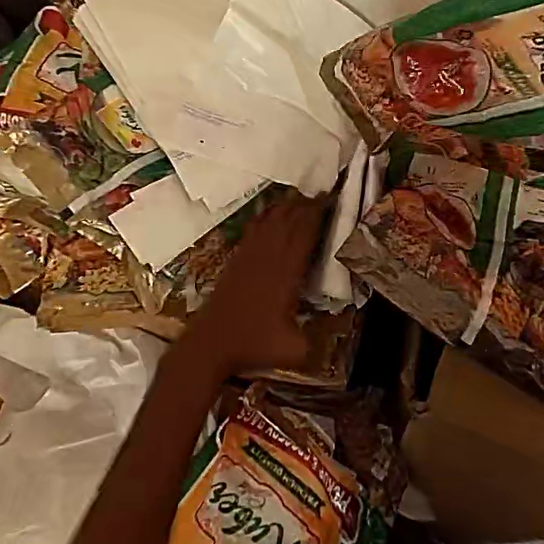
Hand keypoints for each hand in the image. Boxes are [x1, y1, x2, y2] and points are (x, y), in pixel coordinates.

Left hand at [181, 192, 327, 377]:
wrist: (212, 342)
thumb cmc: (253, 345)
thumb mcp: (295, 350)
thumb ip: (315, 338)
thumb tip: (332, 329)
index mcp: (285, 274)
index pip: (303, 235)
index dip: (316, 216)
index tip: (330, 200)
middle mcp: (267, 259)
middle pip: (287, 222)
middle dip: (304, 205)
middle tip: (320, 194)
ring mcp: (248, 257)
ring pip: (269, 223)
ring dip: (284, 207)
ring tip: (299, 196)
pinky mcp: (235, 261)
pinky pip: (252, 230)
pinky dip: (263, 217)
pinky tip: (268, 212)